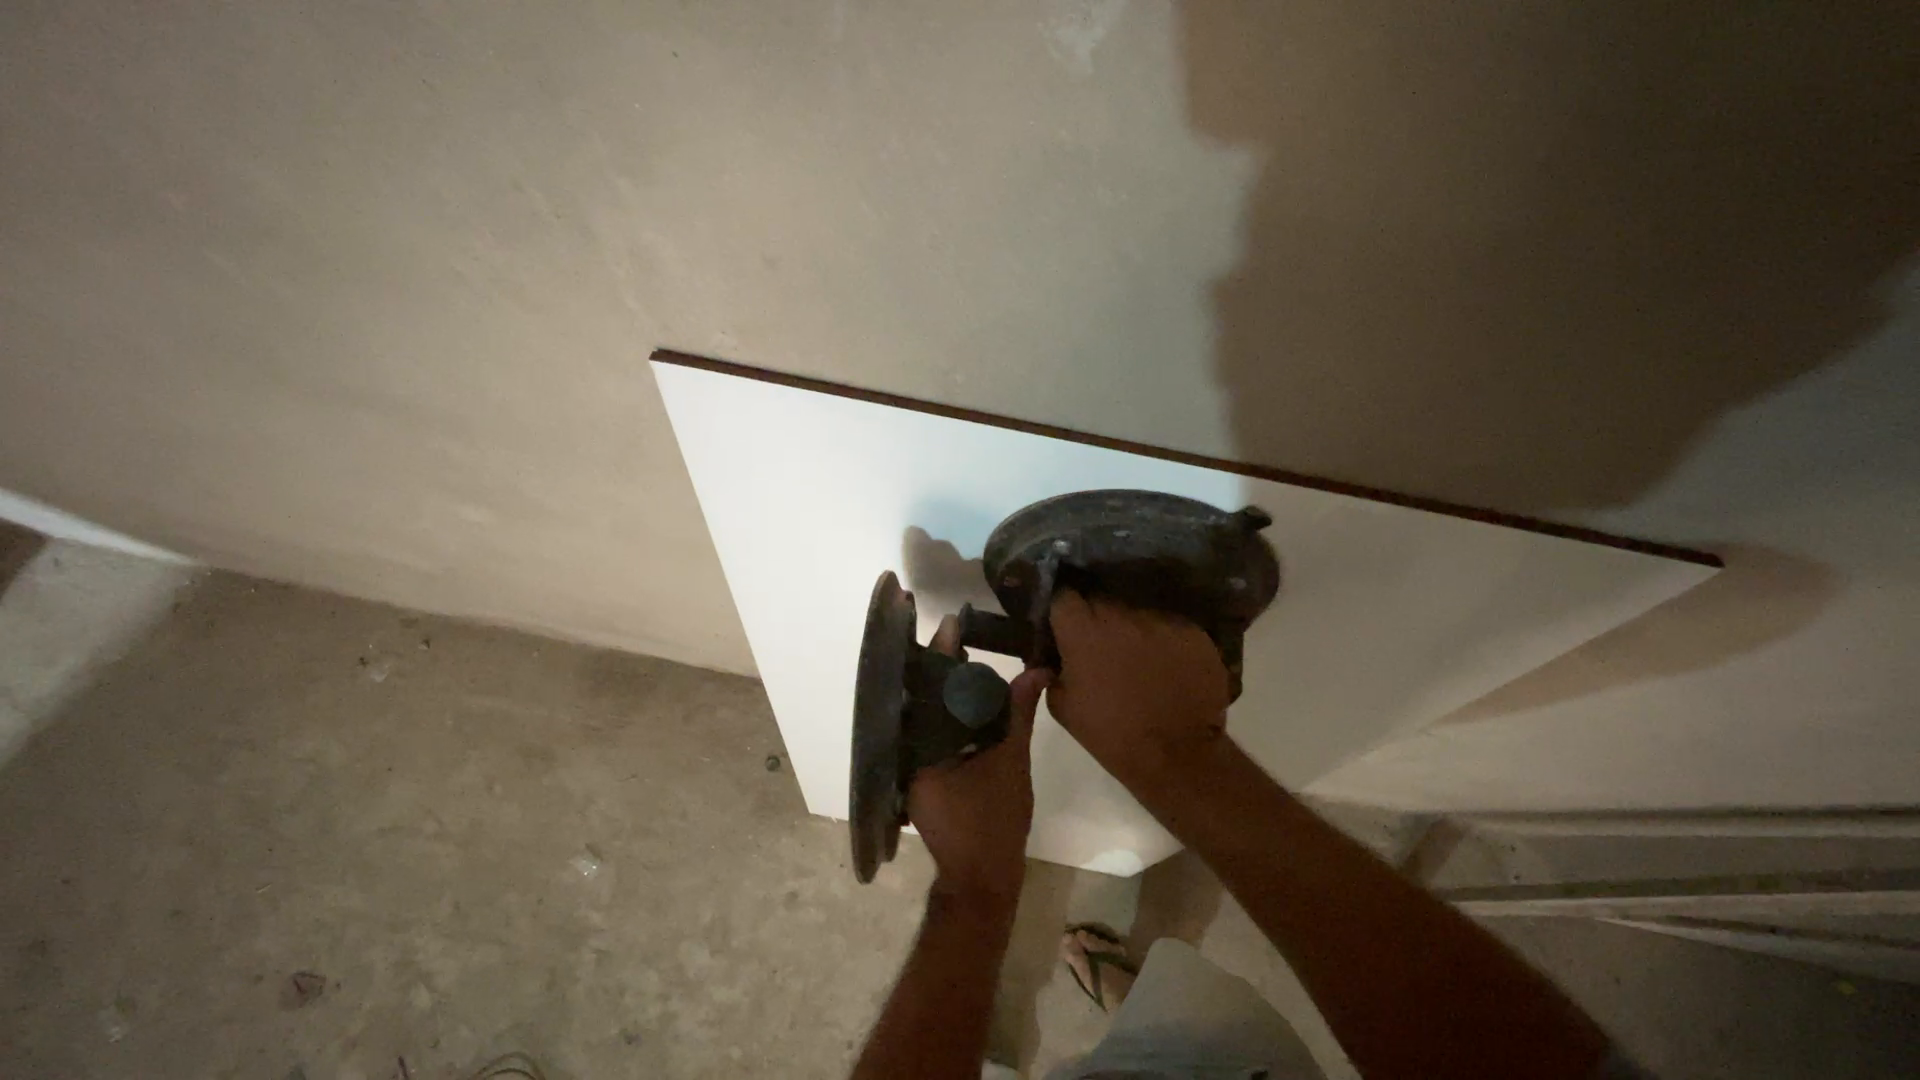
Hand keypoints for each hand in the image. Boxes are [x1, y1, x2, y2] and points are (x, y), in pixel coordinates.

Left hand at [906, 616, 1051, 906]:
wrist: (981, 878)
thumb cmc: (993, 822)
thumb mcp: (1011, 764)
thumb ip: (1018, 715)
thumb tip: (1035, 671)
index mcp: (921, 748)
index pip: (929, 688)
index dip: (941, 654)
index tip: (952, 624)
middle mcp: (907, 753)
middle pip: (920, 696)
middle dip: (939, 665)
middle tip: (959, 634)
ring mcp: (912, 767)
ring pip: (924, 714)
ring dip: (942, 688)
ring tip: (963, 656)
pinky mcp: (921, 776)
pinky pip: (929, 733)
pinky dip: (946, 713)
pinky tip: (964, 698)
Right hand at [1045, 589, 1230, 786]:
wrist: (1176, 754)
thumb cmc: (1111, 733)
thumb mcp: (1062, 706)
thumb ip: (1052, 670)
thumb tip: (1052, 656)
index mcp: (1083, 630)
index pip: (1063, 595)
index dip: (1062, 607)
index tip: (1064, 622)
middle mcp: (1121, 613)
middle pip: (1101, 597)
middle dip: (1096, 614)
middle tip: (1098, 640)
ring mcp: (1160, 619)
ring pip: (1138, 609)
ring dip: (1132, 625)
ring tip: (1136, 653)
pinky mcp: (1192, 630)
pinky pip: (1169, 625)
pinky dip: (1164, 639)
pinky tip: (1166, 663)